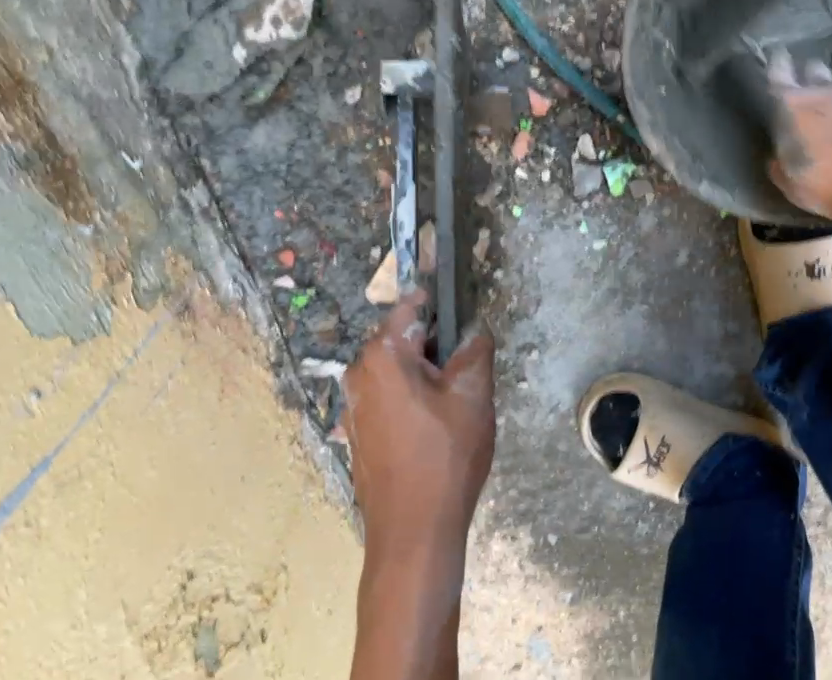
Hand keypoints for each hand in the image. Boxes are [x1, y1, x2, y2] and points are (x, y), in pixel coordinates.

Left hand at [343, 290, 496, 554]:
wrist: (414, 531)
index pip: (410, 306)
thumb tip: (475, 329)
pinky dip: (414, 400)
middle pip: (404, 340)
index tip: (466, 303)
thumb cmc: (446, 455)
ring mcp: (355, 408)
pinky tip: (439, 427)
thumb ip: (476, 350)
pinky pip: (391, 399)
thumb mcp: (474, 395)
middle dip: (438, 347)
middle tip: (470, 371)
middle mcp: (358, 376)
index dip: (440, 300)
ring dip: (428, 376)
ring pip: (399, 372)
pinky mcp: (360, 434)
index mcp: (382, 357)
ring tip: (458, 403)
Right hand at [766, 51, 831, 225]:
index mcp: (791, 103)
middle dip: (809, 76)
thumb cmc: (821, 182)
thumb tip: (779, 156)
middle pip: (813, 70)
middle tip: (806, 93)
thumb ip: (779, 160)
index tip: (777, 60)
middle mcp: (823, 92)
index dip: (777, 64)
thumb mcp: (786, 179)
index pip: (779, 70)